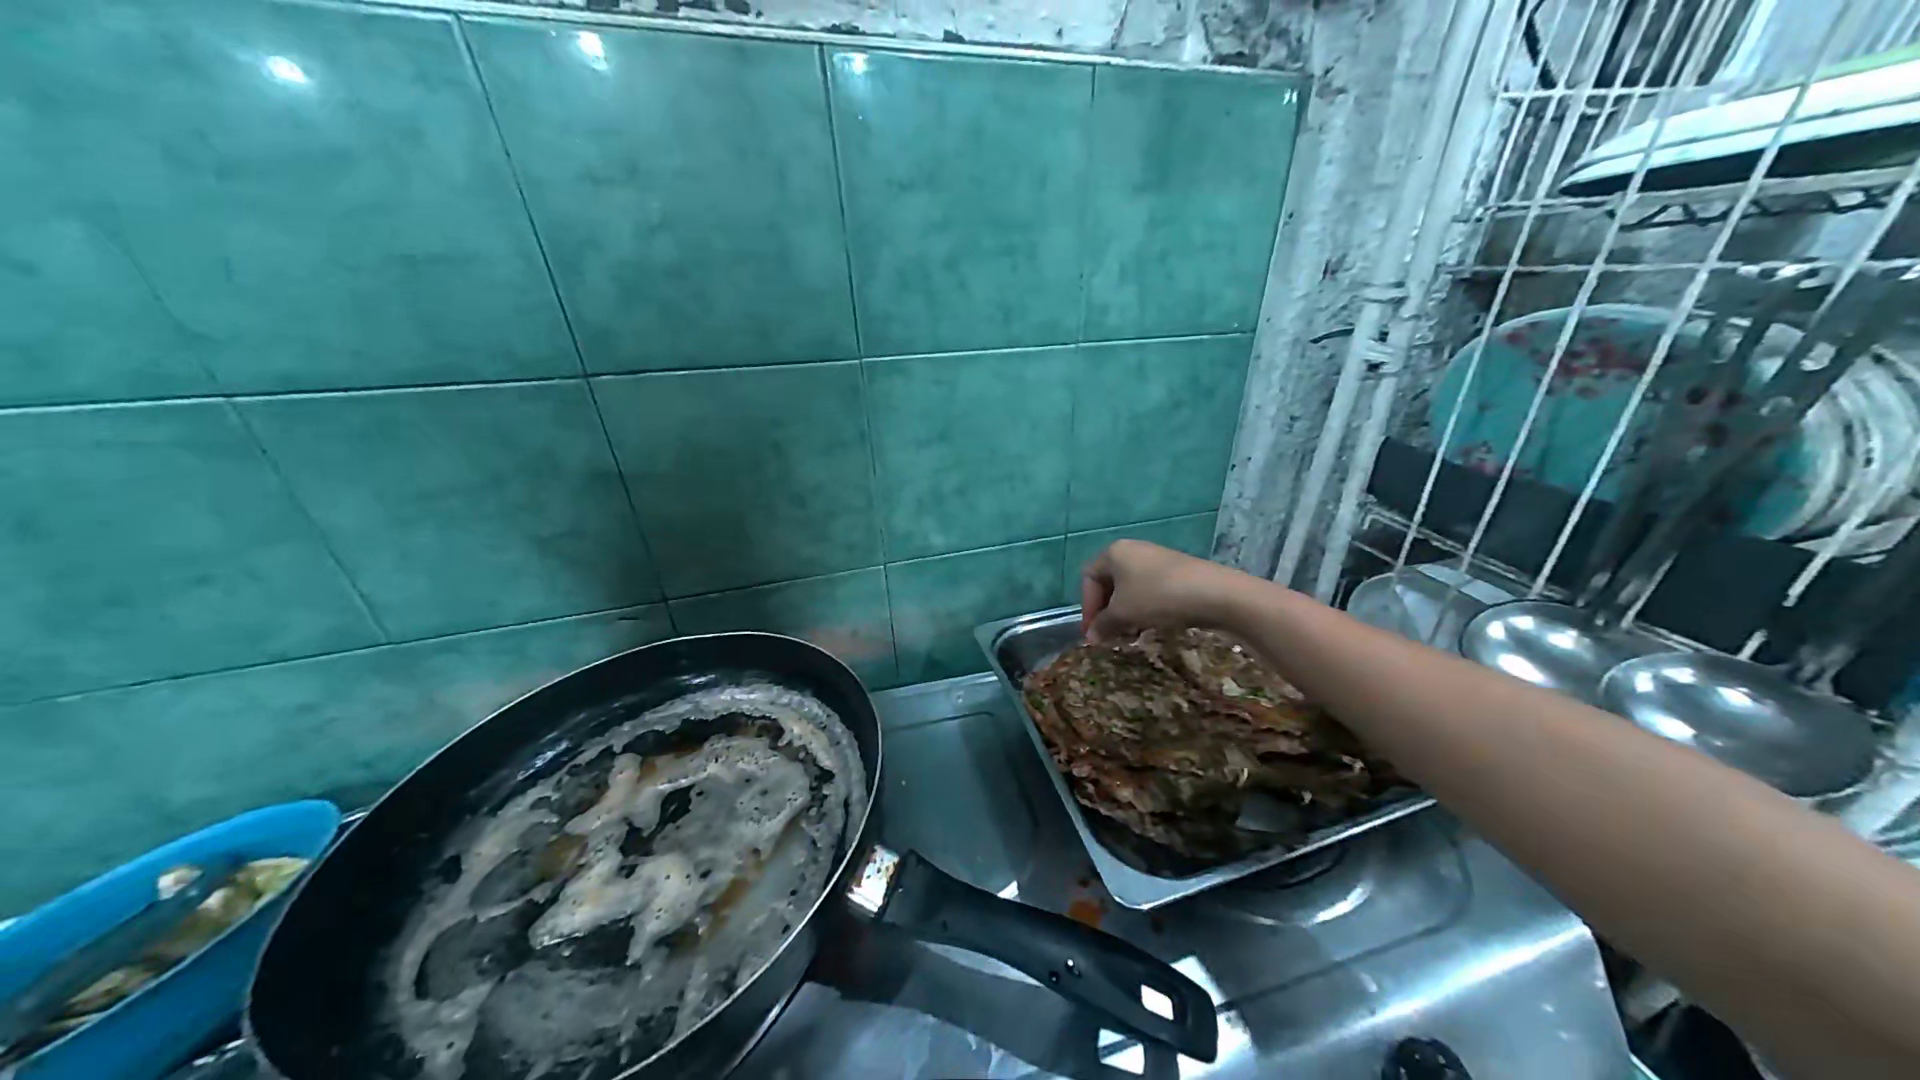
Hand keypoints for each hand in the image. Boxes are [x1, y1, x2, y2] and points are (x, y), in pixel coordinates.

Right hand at [1078, 540, 1250, 641]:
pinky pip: (1149, 590)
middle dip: (1106, 612)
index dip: (1087, 607)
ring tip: (1130, 635)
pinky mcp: (1176, 572)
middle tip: (1109, 636)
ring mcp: (1156, 560)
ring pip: (1130, 589)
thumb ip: (1102, 624)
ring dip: (1125, 613)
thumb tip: (1091, 637)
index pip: (1089, 579)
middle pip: (1109, 583)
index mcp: (1114, 553)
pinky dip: (1144, 608)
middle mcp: (1133, 551)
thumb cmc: (1157, 597)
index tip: (1093, 633)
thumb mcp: (1123, 614)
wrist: (1214, 593)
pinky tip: (1151, 626)